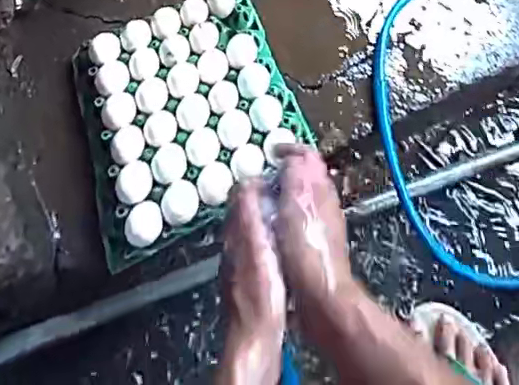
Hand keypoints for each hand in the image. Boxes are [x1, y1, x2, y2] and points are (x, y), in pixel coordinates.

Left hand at [221, 177, 286, 347]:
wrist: (256, 339)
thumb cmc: (260, 296)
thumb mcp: (258, 249)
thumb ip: (250, 218)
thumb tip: (247, 185)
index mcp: (235, 236)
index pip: (239, 197)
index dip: (255, 184)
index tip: (273, 179)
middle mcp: (234, 247)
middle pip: (244, 213)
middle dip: (261, 200)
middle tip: (281, 194)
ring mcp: (240, 265)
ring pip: (251, 231)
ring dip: (265, 221)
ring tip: (284, 216)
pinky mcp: (250, 281)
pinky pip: (257, 250)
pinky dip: (268, 242)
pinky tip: (282, 248)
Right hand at [270, 146, 355, 326]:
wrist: (323, 295)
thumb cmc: (307, 249)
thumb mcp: (296, 202)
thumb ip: (294, 172)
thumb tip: (289, 155)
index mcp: (320, 186)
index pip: (307, 154)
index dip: (289, 149)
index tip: (271, 151)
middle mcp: (325, 200)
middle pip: (307, 173)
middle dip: (286, 169)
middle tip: (264, 173)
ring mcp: (323, 222)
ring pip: (303, 195)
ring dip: (285, 192)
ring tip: (263, 197)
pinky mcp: (316, 244)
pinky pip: (299, 218)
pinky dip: (286, 214)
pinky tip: (272, 226)